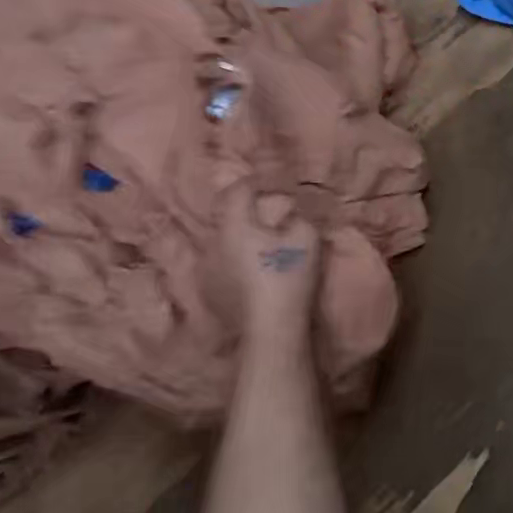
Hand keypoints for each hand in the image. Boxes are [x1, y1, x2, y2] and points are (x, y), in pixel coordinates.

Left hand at [212, 183, 322, 343]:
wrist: (271, 331)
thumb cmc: (288, 278)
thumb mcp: (306, 238)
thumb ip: (296, 216)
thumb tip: (287, 213)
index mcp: (233, 226)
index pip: (238, 190)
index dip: (256, 182)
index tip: (274, 183)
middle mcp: (212, 244)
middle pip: (227, 216)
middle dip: (247, 211)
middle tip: (271, 214)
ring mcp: (206, 271)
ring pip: (222, 242)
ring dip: (239, 238)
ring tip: (261, 245)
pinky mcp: (209, 294)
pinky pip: (220, 265)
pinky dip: (234, 261)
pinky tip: (251, 271)